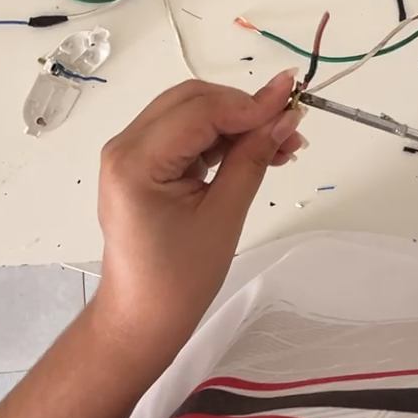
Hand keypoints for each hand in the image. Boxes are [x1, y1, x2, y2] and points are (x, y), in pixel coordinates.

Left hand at [93, 72, 304, 346]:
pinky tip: (255, 150)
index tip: (294, 99)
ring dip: (236, 122)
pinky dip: (221, 138)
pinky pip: (185, 134)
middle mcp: (124, 146)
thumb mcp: (224, 215)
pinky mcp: (142, 163)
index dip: (250, 103)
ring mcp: (129, 153)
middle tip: (290, 126)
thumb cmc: (179, 278)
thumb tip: (285, 117)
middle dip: (243, 109)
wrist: (143, 317)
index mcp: (135, 161)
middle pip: (192, 101)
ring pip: (191, 113)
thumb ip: (253, 158)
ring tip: (281, 144)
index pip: (200, 111)